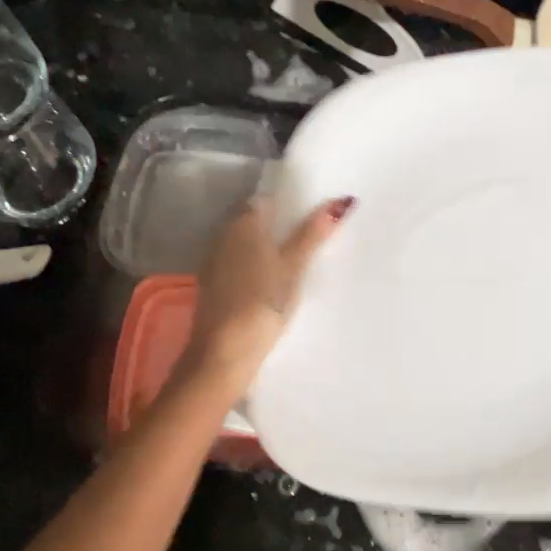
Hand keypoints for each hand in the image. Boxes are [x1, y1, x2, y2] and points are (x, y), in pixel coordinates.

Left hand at [180, 196, 354, 389]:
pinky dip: (252, 263)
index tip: (310, 210)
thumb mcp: (294, 267)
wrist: (224, 352)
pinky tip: (268, 278)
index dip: (288, 201)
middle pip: (253, 218)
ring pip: (243, 241)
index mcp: (243, 222)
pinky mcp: (211, 283)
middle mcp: (223, 233)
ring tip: (293, 255)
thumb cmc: (263, 303)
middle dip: (277, 222)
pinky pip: (235, 261)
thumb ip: (313, 233)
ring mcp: (213, 258)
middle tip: (309, 232)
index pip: (266, 198)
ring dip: (263, 244)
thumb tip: (340, 201)